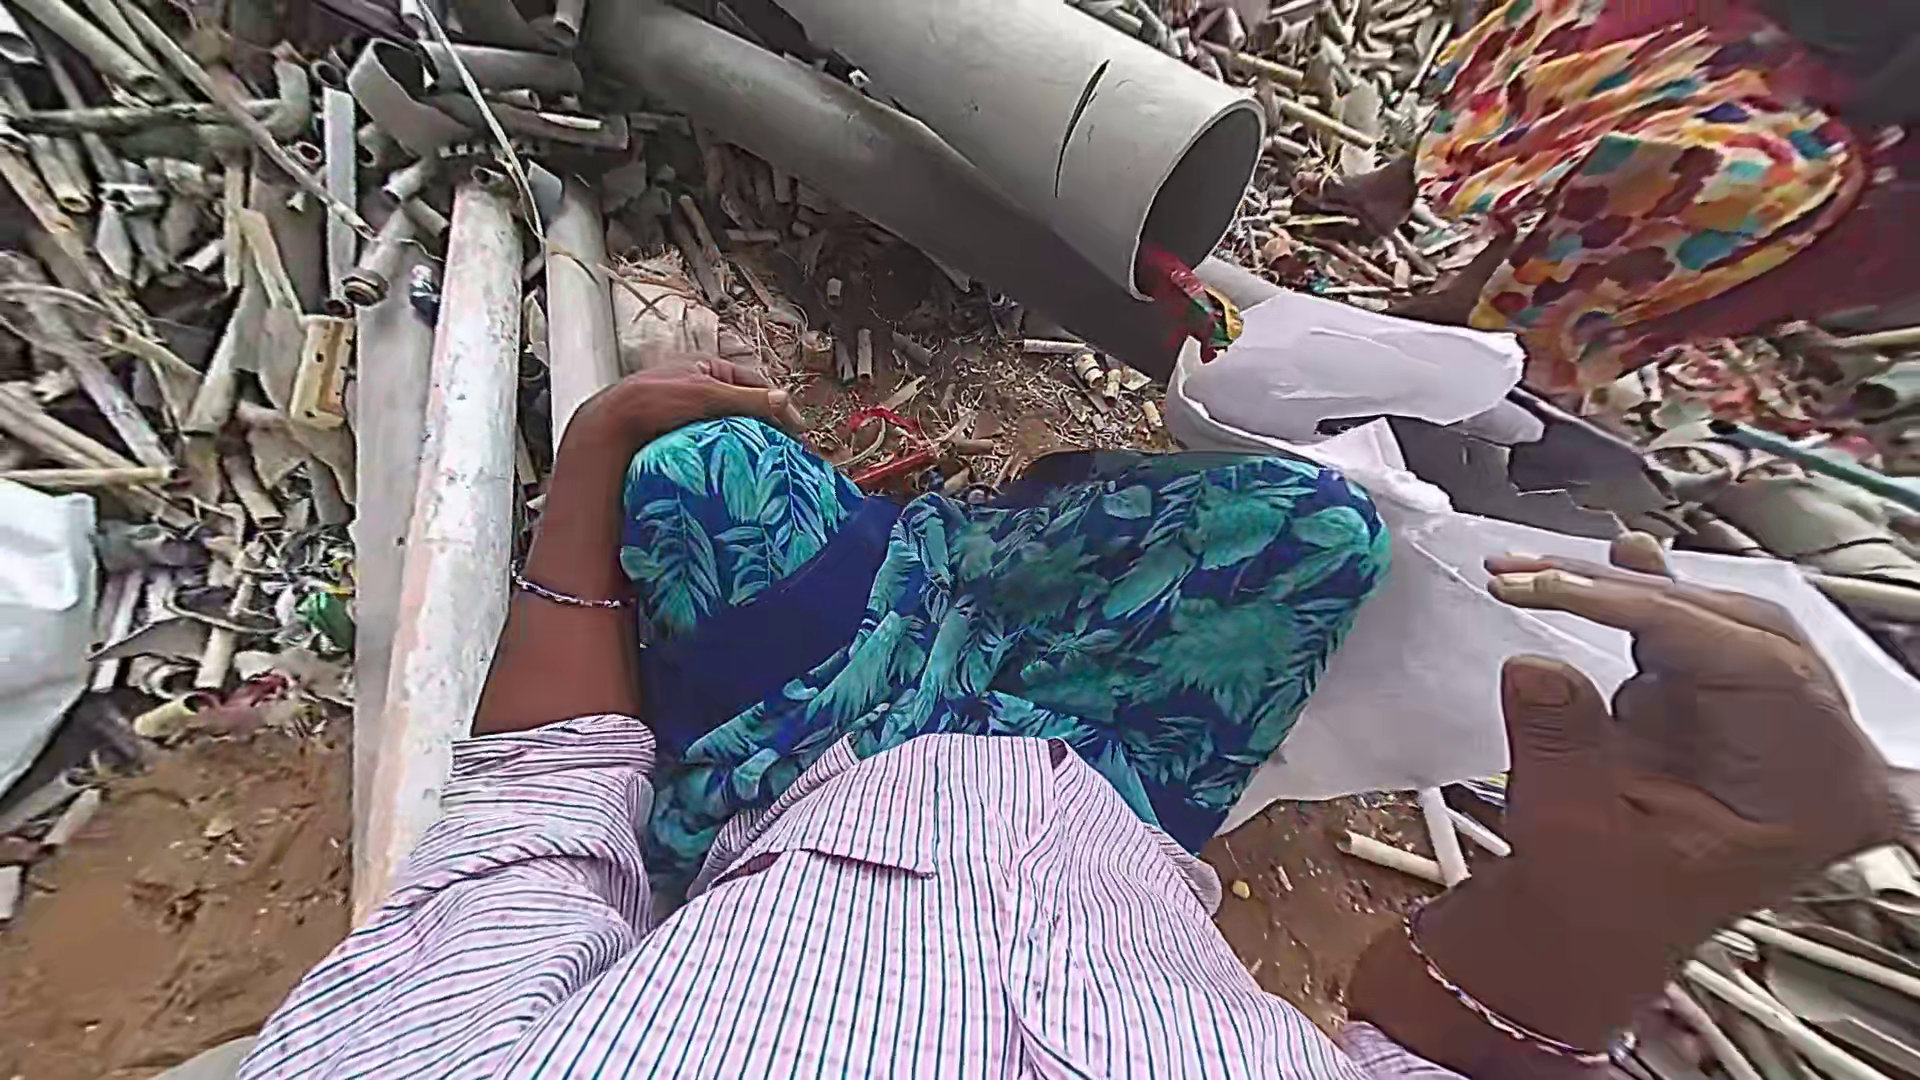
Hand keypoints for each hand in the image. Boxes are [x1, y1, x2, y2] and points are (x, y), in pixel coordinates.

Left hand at [563, 354, 791, 463]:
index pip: (757, 384)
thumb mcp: (707, 395)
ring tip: (772, 457)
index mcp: (709, 367)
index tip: (798, 429)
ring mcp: (693, 409)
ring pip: (735, 423)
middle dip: (769, 424)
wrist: (610, 428)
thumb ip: (748, 399)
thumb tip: (786, 400)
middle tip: (789, 447)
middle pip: (748, 405)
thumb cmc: (653, 401)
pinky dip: (735, 448)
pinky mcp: (685, 431)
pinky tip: (743, 462)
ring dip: (753, 438)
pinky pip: (720, 438)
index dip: (780, 405)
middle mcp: (702, 385)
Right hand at [1487, 535, 1897, 928]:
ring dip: (1614, 590)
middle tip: (1522, 573)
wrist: (1588, 910)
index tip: (1542, 588)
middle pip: (1738, 631)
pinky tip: (1626, 557)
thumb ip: (1557, 740)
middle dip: (1624, 592)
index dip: (1645, 612)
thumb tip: (1531, 663)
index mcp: (1810, 787)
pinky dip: (1644, 599)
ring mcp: (1757, 725)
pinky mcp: (1703, 711)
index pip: (1749, 663)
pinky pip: (1684, 639)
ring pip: (1707, 625)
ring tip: (1530, 568)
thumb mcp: (1568, 820)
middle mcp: (1807, 746)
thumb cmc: (1591, 886)